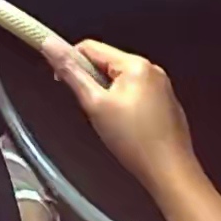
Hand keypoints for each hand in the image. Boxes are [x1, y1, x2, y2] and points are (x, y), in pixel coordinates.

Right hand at [43, 38, 195, 185]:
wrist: (171, 175)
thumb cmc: (134, 140)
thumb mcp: (94, 103)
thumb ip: (70, 71)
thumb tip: (50, 45)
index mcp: (135, 65)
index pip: (89, 47)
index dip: (70, 60)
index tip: (61, 80)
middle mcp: (151, 70)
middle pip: (105, 62)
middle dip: (90, 81)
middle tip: (88, 106)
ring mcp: (161, 87)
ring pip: (117, 78)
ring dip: (104, 93)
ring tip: (106, 118)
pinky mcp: (164, 103)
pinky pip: (133, 91)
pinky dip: (120, 102)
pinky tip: (122, 125)